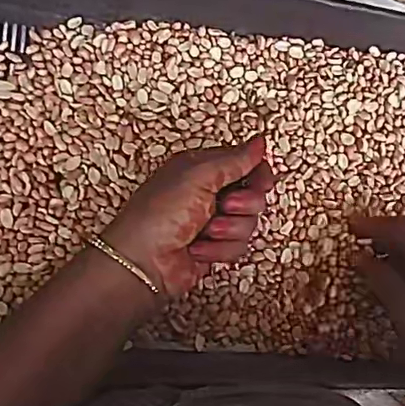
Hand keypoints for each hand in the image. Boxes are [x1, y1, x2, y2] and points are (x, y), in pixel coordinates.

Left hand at [103, 136, 274, 296]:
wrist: (143, 262)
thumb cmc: (158, 215)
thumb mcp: (198, 176)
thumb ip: (234, 160)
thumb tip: (259, 143)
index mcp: (202, 169)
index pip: (245, 164)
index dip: (257, 173)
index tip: (262, 182)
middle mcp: (209, 194)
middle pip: (253, 196)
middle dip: (244, 204)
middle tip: (226, 206)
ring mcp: (212, 222)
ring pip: (248, 224)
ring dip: (230, 230)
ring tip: (206, 232)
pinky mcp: (214, 248)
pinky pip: (238, 247)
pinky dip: (220, 250)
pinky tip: (197, 250)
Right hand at [351, 215, 404, 394]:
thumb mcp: (402, 308)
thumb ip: (380, 277)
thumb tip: (361, 258)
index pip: (403, 229)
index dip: (373, 225)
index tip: (351, 224)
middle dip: (383, 236)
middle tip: (356, 236)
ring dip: (393, 252)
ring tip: (367, 255)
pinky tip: (389, 275)